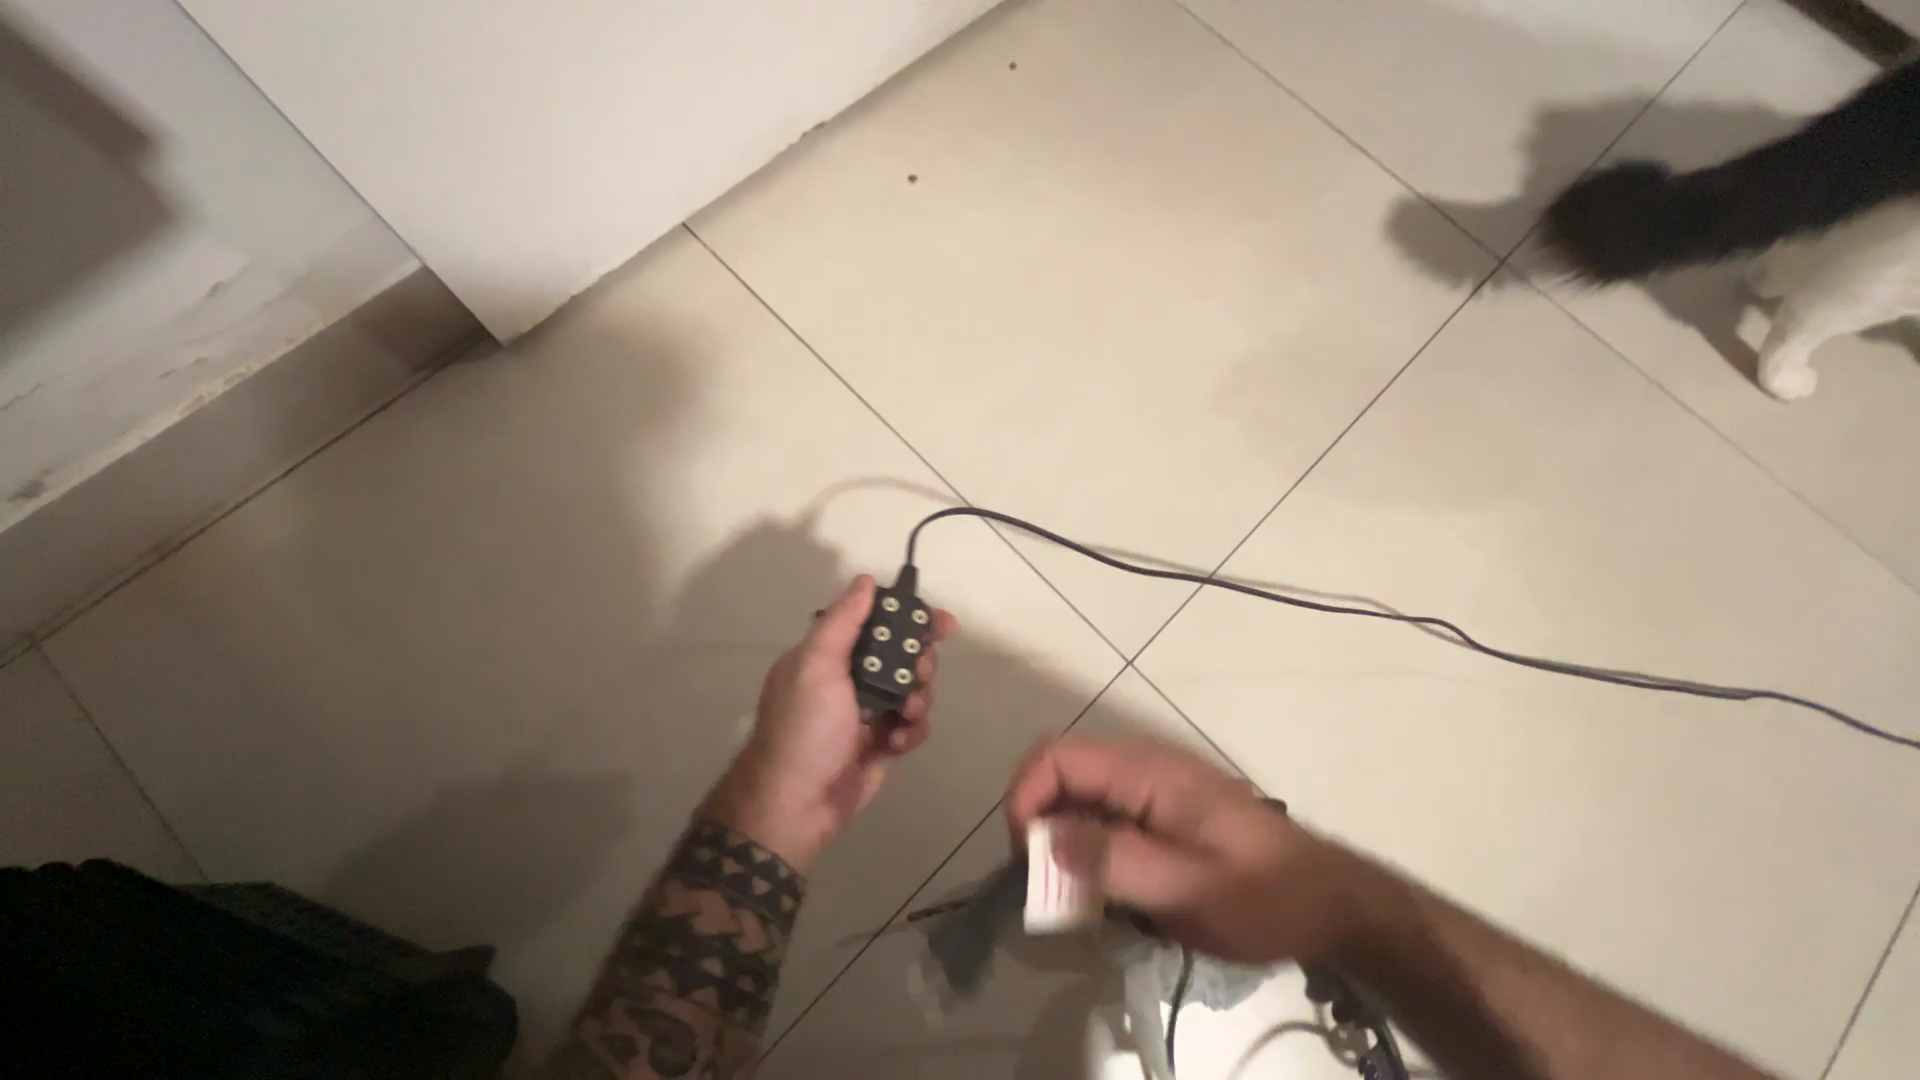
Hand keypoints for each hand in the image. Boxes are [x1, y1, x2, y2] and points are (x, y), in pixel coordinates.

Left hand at [705, 575, 957, 869]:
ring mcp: (868, 713)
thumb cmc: (805, 727)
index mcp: (830, 654)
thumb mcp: (816, 664)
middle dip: (919, 663)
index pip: (877, 622)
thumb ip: (843, 620)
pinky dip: (910, 732)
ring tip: (905, 714)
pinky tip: (895, 744)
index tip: (943, 624)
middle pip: (904, 655)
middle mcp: (850, 679)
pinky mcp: (882, 744)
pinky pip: (912, 726)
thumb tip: (866, 581)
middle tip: (918, 674)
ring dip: (917, 699)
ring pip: (914, 690)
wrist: (797, 803)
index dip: (911, 619)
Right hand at [1006, 735, 1361, 963]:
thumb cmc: (1263, 894)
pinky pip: (1104, 820)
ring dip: (1064, 846)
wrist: (1331, 902)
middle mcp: (1141, 767)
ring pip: (1078, 801)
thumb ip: (1114, 861)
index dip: (1025, 800)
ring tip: (1077, 901)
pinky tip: (1108, 895)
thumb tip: (1044, 840)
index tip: (1026, 862)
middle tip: (1048, 889)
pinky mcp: (1160, 812)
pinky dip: (1090, 854)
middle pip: (1061, 776)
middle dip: (1040, 827)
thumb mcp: (1188, 887)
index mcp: (1145, 770)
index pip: (1055, 758)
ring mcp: (1151, 788)